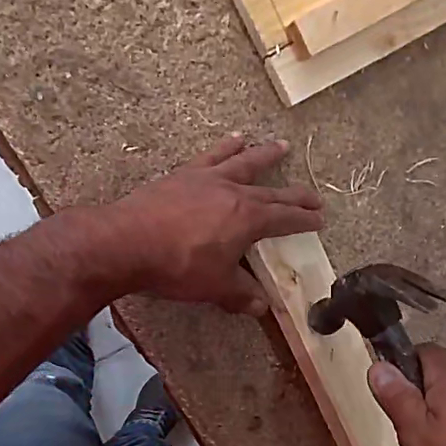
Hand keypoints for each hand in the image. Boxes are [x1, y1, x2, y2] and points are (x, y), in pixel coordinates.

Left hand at [103, 134, 323, 313]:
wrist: (126, 242)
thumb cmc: (176, 266)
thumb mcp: (214, 286)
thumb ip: (240, 294)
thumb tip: (261, 306)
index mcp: (248, 219)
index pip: (285, 218)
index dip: (304, 220)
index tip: (319, 219)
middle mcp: (234, 193)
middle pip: (273, 192)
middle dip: (296, 195)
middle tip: (315, 196)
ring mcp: (208, 179)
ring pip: (244, 163)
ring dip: (265, 155)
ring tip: (280, 146)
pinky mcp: (184, 174)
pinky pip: (211, 156)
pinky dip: (225, 147)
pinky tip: (234, 139)